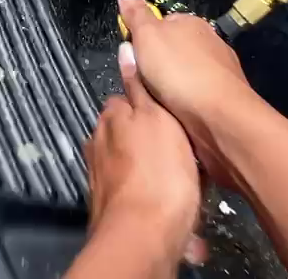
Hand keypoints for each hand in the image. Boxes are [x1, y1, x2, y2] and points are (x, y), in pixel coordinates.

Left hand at [81, 43, 206, 266]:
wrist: (143, 237)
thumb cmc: (159, 172)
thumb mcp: (158, 117)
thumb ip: (140, 85)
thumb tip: (125, 49)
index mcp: (111, 117)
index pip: (131, 101)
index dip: (159, 113)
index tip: (180, 127)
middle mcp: (99, 142)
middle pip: (136, 138)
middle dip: (161, 151)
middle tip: (188, 167)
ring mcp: (103, 176)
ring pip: (141, 171)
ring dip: (163, 182)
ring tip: (187, 197)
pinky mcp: (112, 208)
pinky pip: (142, 201)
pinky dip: (159, 208)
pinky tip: (182, 225)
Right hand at [117, 0, 264, 181]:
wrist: (223, 120)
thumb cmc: (180, 72)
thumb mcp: (147, 36)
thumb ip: (135, 13)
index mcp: (191, 23)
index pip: (161, 22)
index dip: (143, 37)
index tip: (134, 53)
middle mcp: (210, 43)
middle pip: (172, 50)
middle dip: (157, 64)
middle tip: (143, 79)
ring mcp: (222, 72)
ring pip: (185, 75)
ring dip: (173, 86)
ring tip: (158, 100)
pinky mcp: (226, 100)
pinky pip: (197, 97)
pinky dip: (187, 103)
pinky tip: (178, 113)